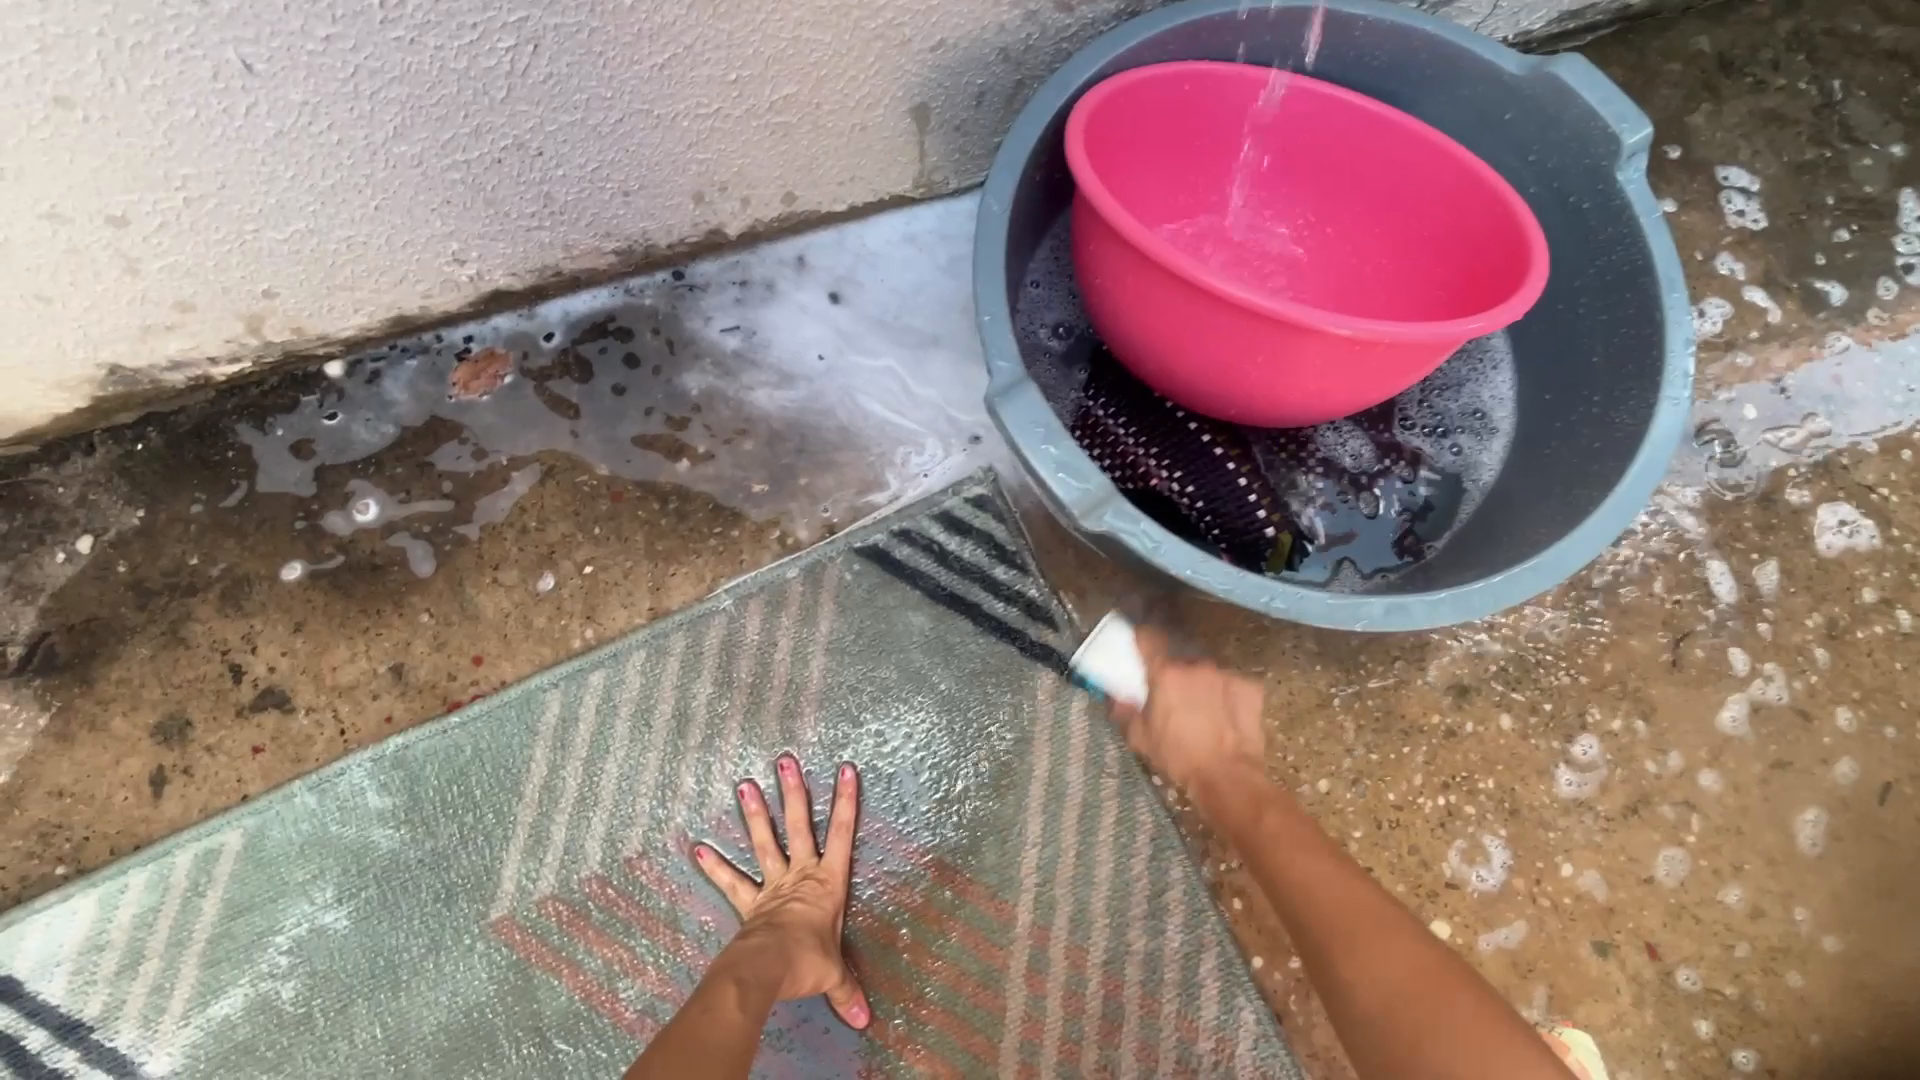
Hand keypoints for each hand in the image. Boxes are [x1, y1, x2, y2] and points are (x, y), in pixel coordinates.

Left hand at [692, 755, 870, 1029]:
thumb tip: (866, 1021)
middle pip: (797, 825)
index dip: (846, 801)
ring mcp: (772, 885)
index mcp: (828, 882)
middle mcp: (801, 874)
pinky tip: (697, 848)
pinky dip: (714, 866)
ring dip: (754, 814)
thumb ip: (848, 991)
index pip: (842, 834)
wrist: (765, 972)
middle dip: (793, 792)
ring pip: (764, 842)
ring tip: (743, 784)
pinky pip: (731, 882)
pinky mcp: (748, 903)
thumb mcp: (834, 974)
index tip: (845, 770)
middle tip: (785, 760)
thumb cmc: (807, 963)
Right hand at [1111, 627, 1267, 822]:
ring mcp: (1226, 674)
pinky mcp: (1250, 687)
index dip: (1142, 638)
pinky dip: (1225, 694)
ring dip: (1200, 683)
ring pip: (1206, 672)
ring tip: (1200, 710)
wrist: (1228, 776)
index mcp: (1165, 673)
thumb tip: (1116, 696)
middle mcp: (1196, 666)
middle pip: (1180, 658)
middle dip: (1173, 672)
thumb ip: (1124, 710)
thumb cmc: (1179, 757)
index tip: (1139, 644)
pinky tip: (1225, 715)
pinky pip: (1231, 684)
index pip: (1148, 638)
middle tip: (1171, 694)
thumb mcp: (1140, 738)